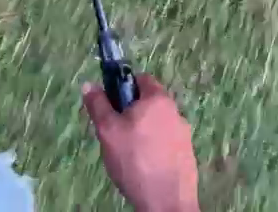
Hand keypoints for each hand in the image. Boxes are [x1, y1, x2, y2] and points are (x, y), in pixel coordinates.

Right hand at [83, 75, 199, 211]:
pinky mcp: (188, 158)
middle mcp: (176, 112)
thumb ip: (98, 105)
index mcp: (158, 99)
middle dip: (131, 113)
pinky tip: (143, 167)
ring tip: (128, 153)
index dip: (123, 87)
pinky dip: (154, 150)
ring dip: (143, 133)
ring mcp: (184, 136)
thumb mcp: (108, 131)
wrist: (167, 205)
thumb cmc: (135, 161)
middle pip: (148, 103)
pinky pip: (166, 144)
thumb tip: (89, 84)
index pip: (140, 78)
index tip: (111, 105)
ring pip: (157, 125)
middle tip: (116, 132)